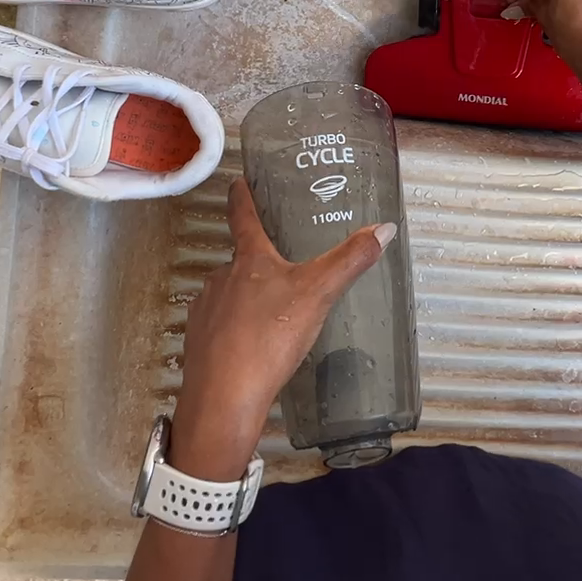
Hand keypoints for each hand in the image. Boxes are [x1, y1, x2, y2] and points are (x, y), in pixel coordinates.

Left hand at [169, 180, 395, 479]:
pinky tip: (253, 345)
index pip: (243, 217)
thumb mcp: (318, 295)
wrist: (223, 399)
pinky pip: (220, 325)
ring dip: (248, 296)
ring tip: (273, 314)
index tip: (237, 181)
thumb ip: (350, 260)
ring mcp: (205, 310)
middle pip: (240, 260)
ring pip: (230, 293)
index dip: (242, 197)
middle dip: (259, 261)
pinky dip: (236, 328)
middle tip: (282, 267)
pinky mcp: (198, 342)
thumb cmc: (270, 337)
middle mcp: (221, 278)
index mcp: (249, 260)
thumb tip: (384, 228)